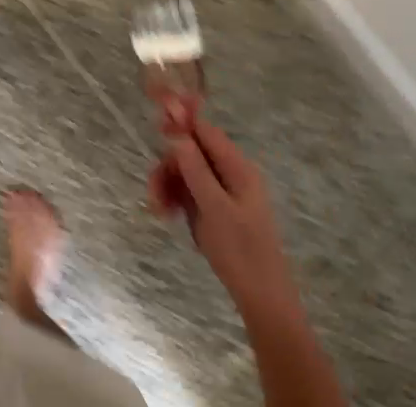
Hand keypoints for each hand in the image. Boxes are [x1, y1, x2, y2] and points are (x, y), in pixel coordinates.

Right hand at [150, 100, 296, 309]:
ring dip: (167, 184)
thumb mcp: (214, 208)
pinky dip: (174, 197)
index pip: (205, 131)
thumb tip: (178, 134)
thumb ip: (196, 169)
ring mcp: (222, 191)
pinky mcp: (214, 207)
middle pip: (190, 152)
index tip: (155, 119)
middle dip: (168, 166)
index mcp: (238, 168)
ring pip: (185, 172)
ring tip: (159, 210)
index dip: (181, 122)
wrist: (261, 295)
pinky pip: (188, 190)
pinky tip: (166, 215)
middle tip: (154, 191)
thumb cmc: (240, 250)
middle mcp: (230, 173)